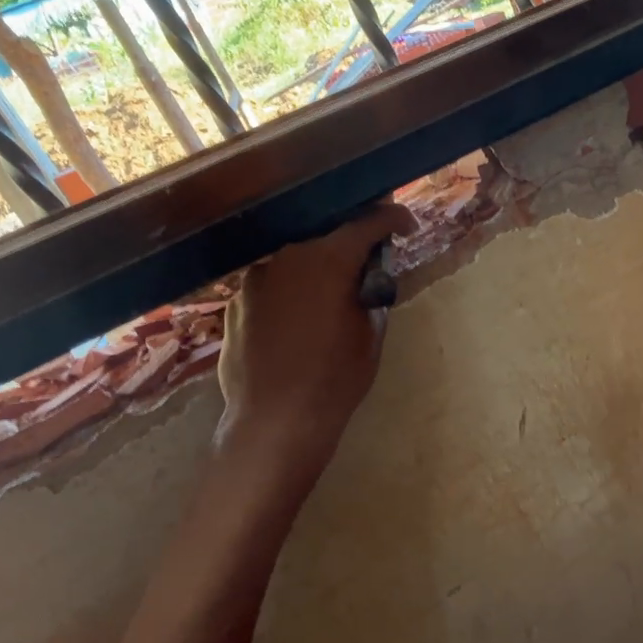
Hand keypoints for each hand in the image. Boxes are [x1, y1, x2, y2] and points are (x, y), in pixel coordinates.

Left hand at [216, 204, 417, 467]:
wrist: (275, 422)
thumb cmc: (336, 377)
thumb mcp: (371, 330)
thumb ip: (370, 290)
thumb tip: (366, 275)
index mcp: (329, 258)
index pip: (368, 222)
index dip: (392, 219)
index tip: (407, 227)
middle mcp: (288, 257)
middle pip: (327, 239)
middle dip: (351, 250)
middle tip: (368, 271)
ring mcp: (255, 280)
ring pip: (296, 263)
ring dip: (317, 273)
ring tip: (329, 302)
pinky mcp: (235, 305)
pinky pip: (273, 288)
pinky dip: (290, 295)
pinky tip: (297, 325)